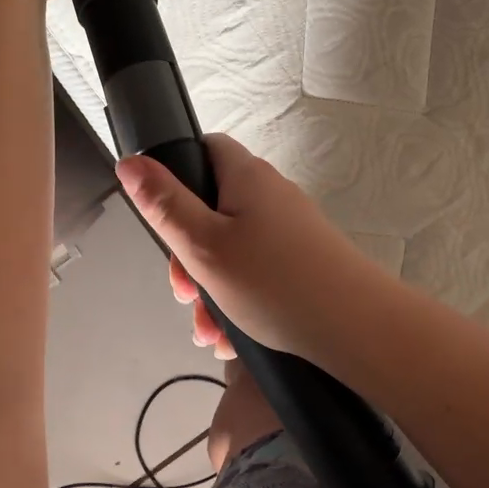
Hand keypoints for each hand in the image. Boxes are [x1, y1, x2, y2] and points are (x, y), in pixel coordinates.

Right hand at [116, 134, 391, 365]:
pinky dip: (239, 301)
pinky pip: (257, 273)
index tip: (163, 219)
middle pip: (212, 209)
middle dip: (189, 256)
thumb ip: (164, 204)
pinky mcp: (304, 260)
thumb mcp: (203, 246)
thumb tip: (133, 162)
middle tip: (185, 293)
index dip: (175, 174)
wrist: (356, 328)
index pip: (204, 149)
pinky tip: (233, 338)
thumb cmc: (276, 283)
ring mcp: (291, 229)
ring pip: (232, 250)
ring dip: (211, 289)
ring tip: (209, 331)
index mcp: (246, 177)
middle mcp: (271, 195)